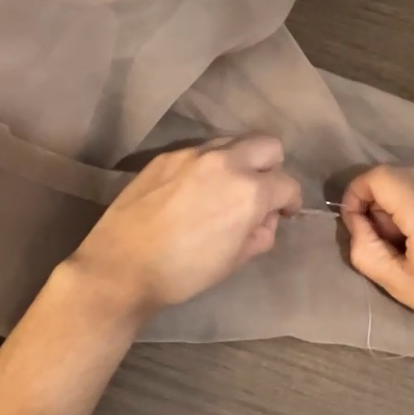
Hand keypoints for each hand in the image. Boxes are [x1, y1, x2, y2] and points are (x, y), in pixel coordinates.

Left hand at [65, 136, 301, 321]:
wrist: (122, 266)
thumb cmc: (184, 272)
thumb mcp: (235, 261)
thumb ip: (262, 234)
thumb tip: (266, 218)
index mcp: (249, 191)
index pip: (287, 184)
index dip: (291, 202)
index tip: (284, 213)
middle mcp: (225, 162)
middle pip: (267, 145)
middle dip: (271, 168)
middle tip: (259, 193)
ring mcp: (192, 154)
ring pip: (231, 142)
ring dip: (238, 161)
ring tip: (224, 189)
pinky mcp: (165, 156)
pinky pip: (199, 151)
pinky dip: (206, 166)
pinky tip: (191, 192)